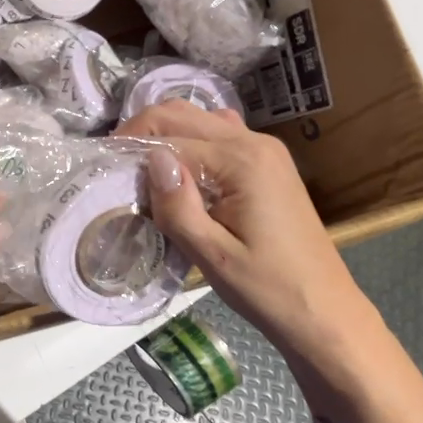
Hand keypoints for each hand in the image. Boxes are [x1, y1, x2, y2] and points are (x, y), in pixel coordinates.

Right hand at [116, 101, 378, 356]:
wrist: (321, 309)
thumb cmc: (265, 288)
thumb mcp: (211, 254)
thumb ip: (177, 205)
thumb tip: (151, 157)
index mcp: (242, 162)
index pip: (170, 137)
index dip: (130, 149)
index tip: (101, 172)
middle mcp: (255, 143)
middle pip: (184, 114)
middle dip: (142, 131)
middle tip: (111, 165)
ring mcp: (265, 151)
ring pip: (200, 120)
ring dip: (164, 135)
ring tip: (138, 170)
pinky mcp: (266, 165)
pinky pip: (218, 137)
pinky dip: (189, 144)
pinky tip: (176, 174)